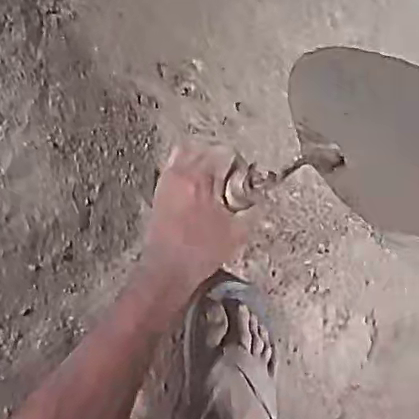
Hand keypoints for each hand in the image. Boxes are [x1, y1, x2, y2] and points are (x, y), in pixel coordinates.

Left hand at [139, 142, 248, 290]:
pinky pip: (173, 166)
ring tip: (213, 183)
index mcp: (199, 179)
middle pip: (204, 148)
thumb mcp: (237, 231)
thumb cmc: (201, 252)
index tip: (242, 183)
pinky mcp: (159, 192)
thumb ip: (252, 208)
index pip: (224, 152)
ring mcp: (166, 181)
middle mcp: (179, 174)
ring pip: (186, 153)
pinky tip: (197, 190)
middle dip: (220, 160)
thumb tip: (260, 195)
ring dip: (202, 161)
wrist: (167, 270)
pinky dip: (186, 169)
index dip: (239, 166)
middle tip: (229, 180)